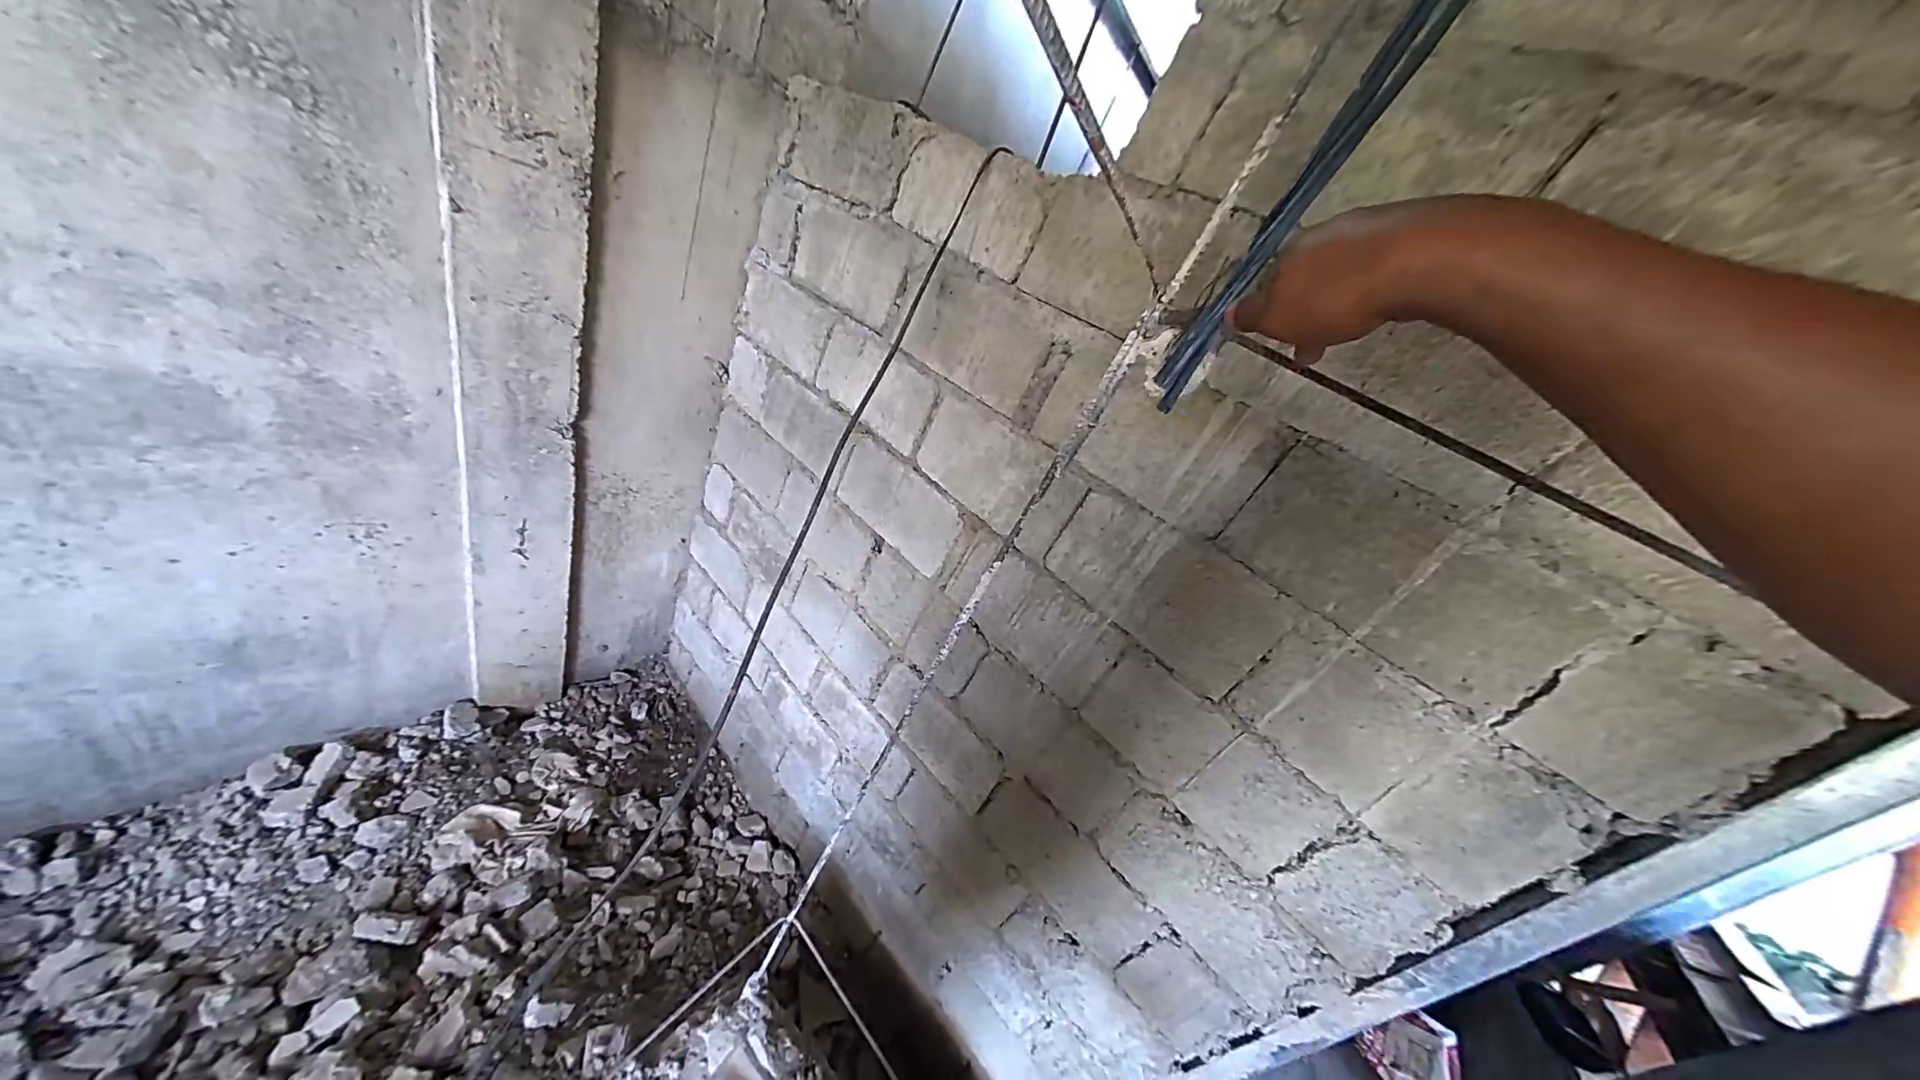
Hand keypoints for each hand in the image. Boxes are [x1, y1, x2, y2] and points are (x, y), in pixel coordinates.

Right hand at [1229, 200, 1440, 363]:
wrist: (1419, 260)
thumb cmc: (1337, 297)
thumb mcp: (1281, 318)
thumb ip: (1252, 316)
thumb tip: (1228, 313)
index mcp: (1288, 253)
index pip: (1268, 284)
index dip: (1271, 315)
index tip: (1281, 341)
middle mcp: (1323, 234)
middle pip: (1306, 276)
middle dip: (1306, 309)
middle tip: (1314, 342)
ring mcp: (1366, 228)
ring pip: (1341, 271)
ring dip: (1339, 299)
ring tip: (1350, 328)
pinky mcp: (1408, 230)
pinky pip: (1377, 265)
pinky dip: (1371, 286)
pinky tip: (1380, 302)